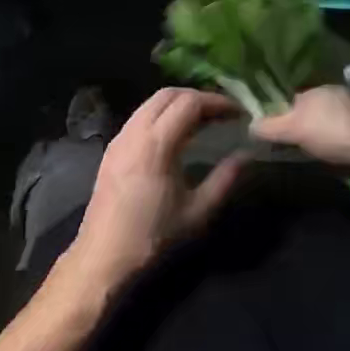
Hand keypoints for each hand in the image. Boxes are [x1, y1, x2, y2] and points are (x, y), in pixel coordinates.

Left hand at [66, 89, 245, 285]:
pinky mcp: (111, 150)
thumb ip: (224, 179)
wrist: (104, 256)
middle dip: (198, 97)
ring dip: (178, 104)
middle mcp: (134, 133)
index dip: (216, 102)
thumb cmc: (152, 236)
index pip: (189, 103)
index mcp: (156, 145)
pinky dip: (161, 115)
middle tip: (222, 112)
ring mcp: (119, 139)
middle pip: (167, 95)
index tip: (237, 112)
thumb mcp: (197, 211)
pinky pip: (139, 118)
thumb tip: (245, 156)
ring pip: (150, 104)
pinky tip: (176, 135)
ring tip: (203, 121)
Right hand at [250, 86, 349, 168]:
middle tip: (292, 144)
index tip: (275, 134)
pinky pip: (340, 129)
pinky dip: (333, 138)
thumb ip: (269, 126)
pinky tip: (333, 152)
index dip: (280, 115)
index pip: (290, 99)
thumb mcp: (294, 130)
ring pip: (325, 120)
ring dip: (318, 132)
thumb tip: (249, 125)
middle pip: (308, 109)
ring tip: (312, 150)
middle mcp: (335, 93)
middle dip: (300, 123)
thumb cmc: (332, 134)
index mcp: (317, 89)